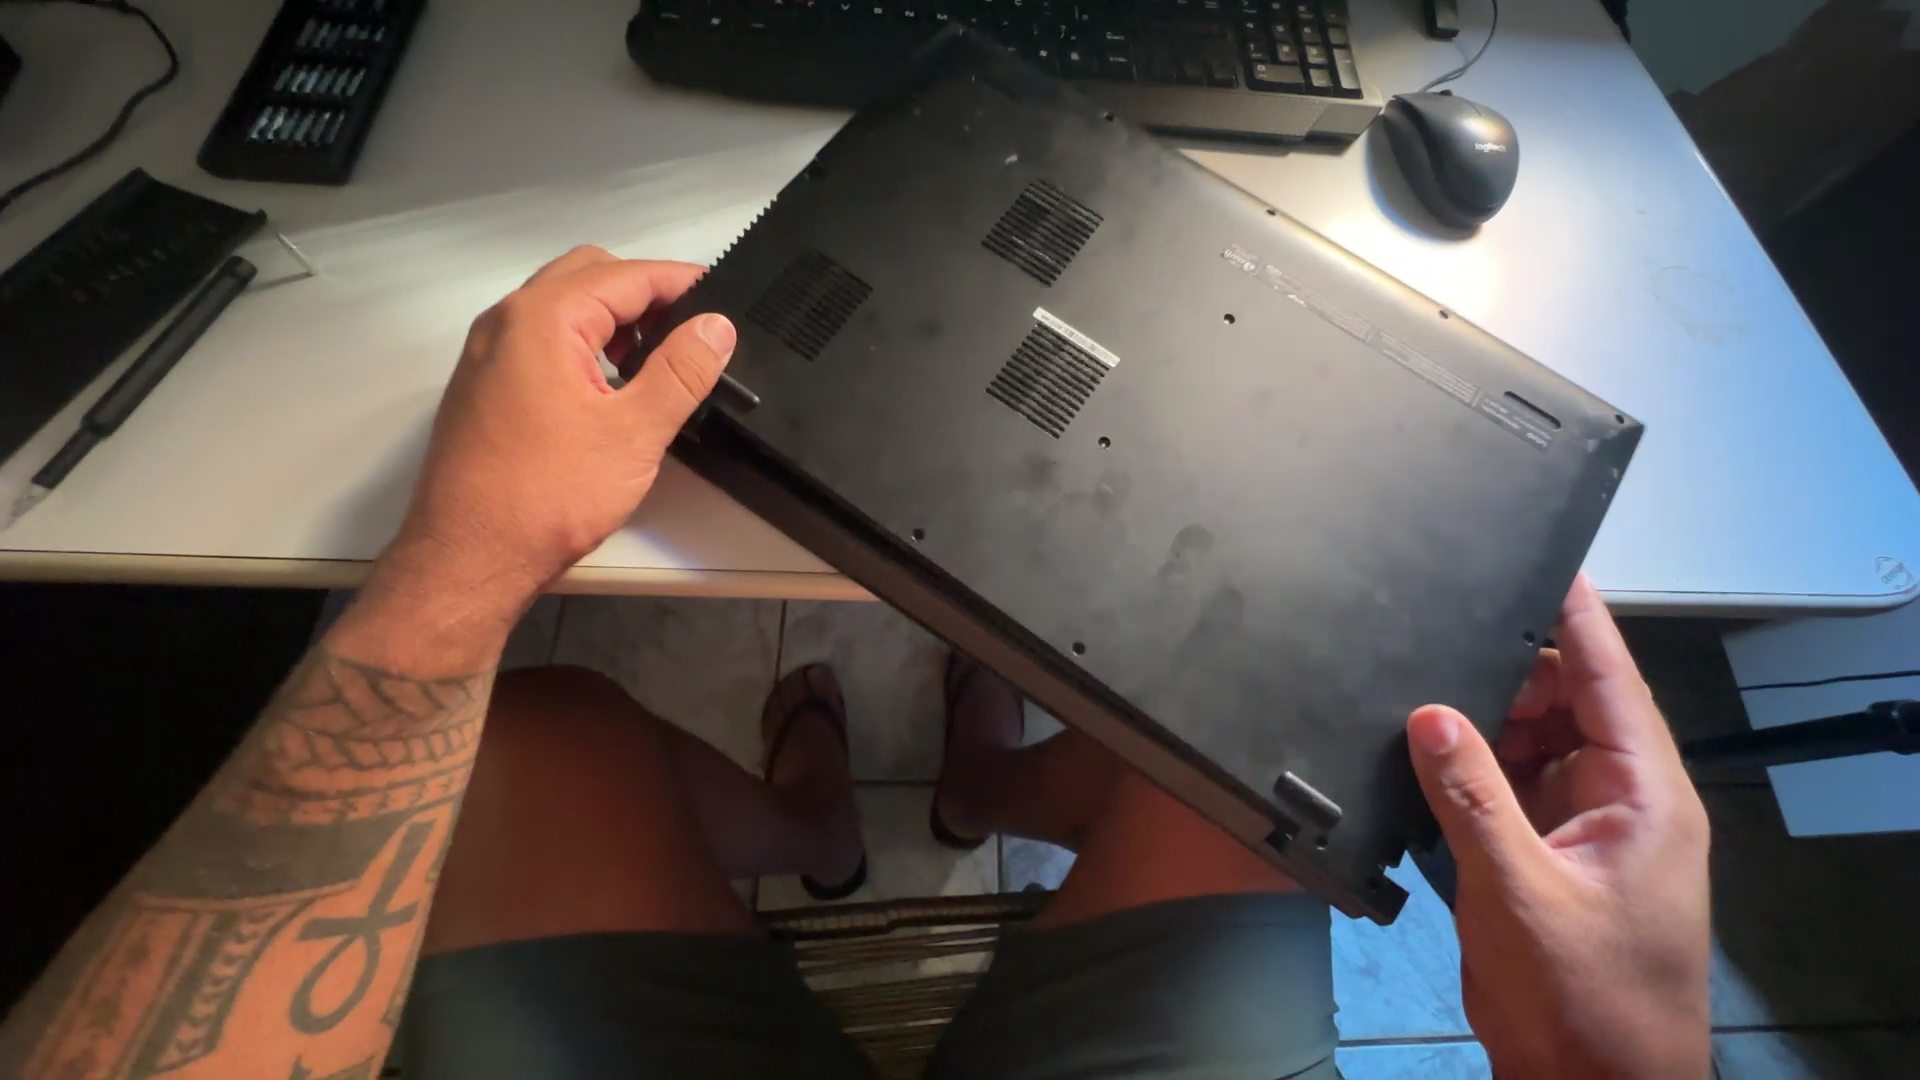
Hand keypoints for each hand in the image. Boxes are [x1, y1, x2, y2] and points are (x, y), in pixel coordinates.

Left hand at [361, 247, 735, 641]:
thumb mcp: (634, 431)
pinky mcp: (490, 385)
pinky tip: (615, 385)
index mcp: (542, 319)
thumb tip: (717, 327)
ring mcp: (491, 353)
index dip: (679, 280)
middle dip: (645, 292)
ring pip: (564, 307)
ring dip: (616, 318)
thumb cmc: (550, 494)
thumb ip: (681, 372)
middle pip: (588, 276)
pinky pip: (545, 339)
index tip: (723, 296)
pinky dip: (588, 342)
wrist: (472, 555)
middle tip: (692, 329)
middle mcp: (507, 322)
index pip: (624, 275)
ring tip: (661, 359)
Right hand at [1406, 575, 1711, 1079]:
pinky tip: (1421, 744)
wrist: (1582, 1076)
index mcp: (1642, 798)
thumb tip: (1429, 712)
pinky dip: (1463, 756)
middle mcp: (1614, 796)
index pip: (1614, 683)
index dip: (1582, 621)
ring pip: (1525, 735)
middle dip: (1505, 671)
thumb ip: (1472, 795)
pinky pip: (1498, 774)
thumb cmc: (1581, 990)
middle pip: (1563, 701)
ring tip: (1419, 688)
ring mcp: (1573, 819)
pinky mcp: (1536, 841)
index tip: (1551, 564)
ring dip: (1478, 716)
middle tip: (1437, 640)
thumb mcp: (1518, 886)